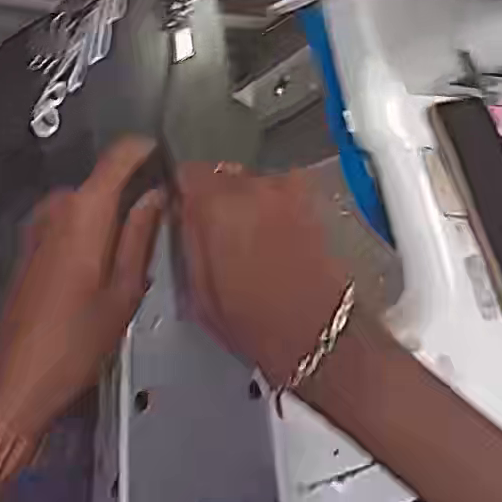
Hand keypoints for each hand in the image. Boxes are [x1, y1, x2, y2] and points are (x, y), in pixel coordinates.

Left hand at [0, 137, 165, 434]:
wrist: (13, 384)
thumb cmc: (76, 339)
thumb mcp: (125, 289)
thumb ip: (142, 233)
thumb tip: (156, 194)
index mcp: (85, 210)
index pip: (120, 154)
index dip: (146, 148)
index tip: (169, 157)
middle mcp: (59, 206)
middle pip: (106, 178)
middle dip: (134, 189)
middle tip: (161, 218)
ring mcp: (40, 222)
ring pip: (90, 199)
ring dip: (113, 210)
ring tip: (136, 246)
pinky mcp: (31, 241)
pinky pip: (72, 216)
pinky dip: (93, 224)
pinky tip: (104, 260)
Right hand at [176, 163, 351, 382]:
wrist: (317, 328)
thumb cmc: (254, 321)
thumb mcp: (199, 289)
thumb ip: (189, 238)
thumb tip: (183, 214)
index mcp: (215, 206)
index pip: (189, 173)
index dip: (185, 191)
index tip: (187, 206)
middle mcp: (251, 184)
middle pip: (224, 175)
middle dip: (220, 199)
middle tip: (224, 232)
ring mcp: (285, 186)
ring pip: (256, 182)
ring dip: (251, 201)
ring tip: (259, 238)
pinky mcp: (312, 195)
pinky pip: (284, 190)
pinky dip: (279, 205)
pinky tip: (284, 235)